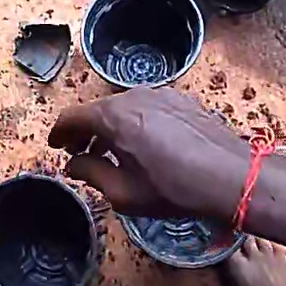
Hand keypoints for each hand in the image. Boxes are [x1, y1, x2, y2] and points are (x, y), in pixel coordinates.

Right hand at [48, 87, 252, 219]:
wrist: (230, 176)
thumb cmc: (173, 188)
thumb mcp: (123, 192)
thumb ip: (91, 172)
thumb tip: (73, 164)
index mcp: (113, 116)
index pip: (72, 116)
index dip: (58, 133)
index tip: (55, 146)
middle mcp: (133, 96)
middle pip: (97, 109)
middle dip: (85, 131)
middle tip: (81, 153)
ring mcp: (160, 93)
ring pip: (122, 107)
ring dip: (110, 126)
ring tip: (112, 151)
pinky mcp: (181, 99)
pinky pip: (146, 107)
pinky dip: (134, 122)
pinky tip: (144, 145)